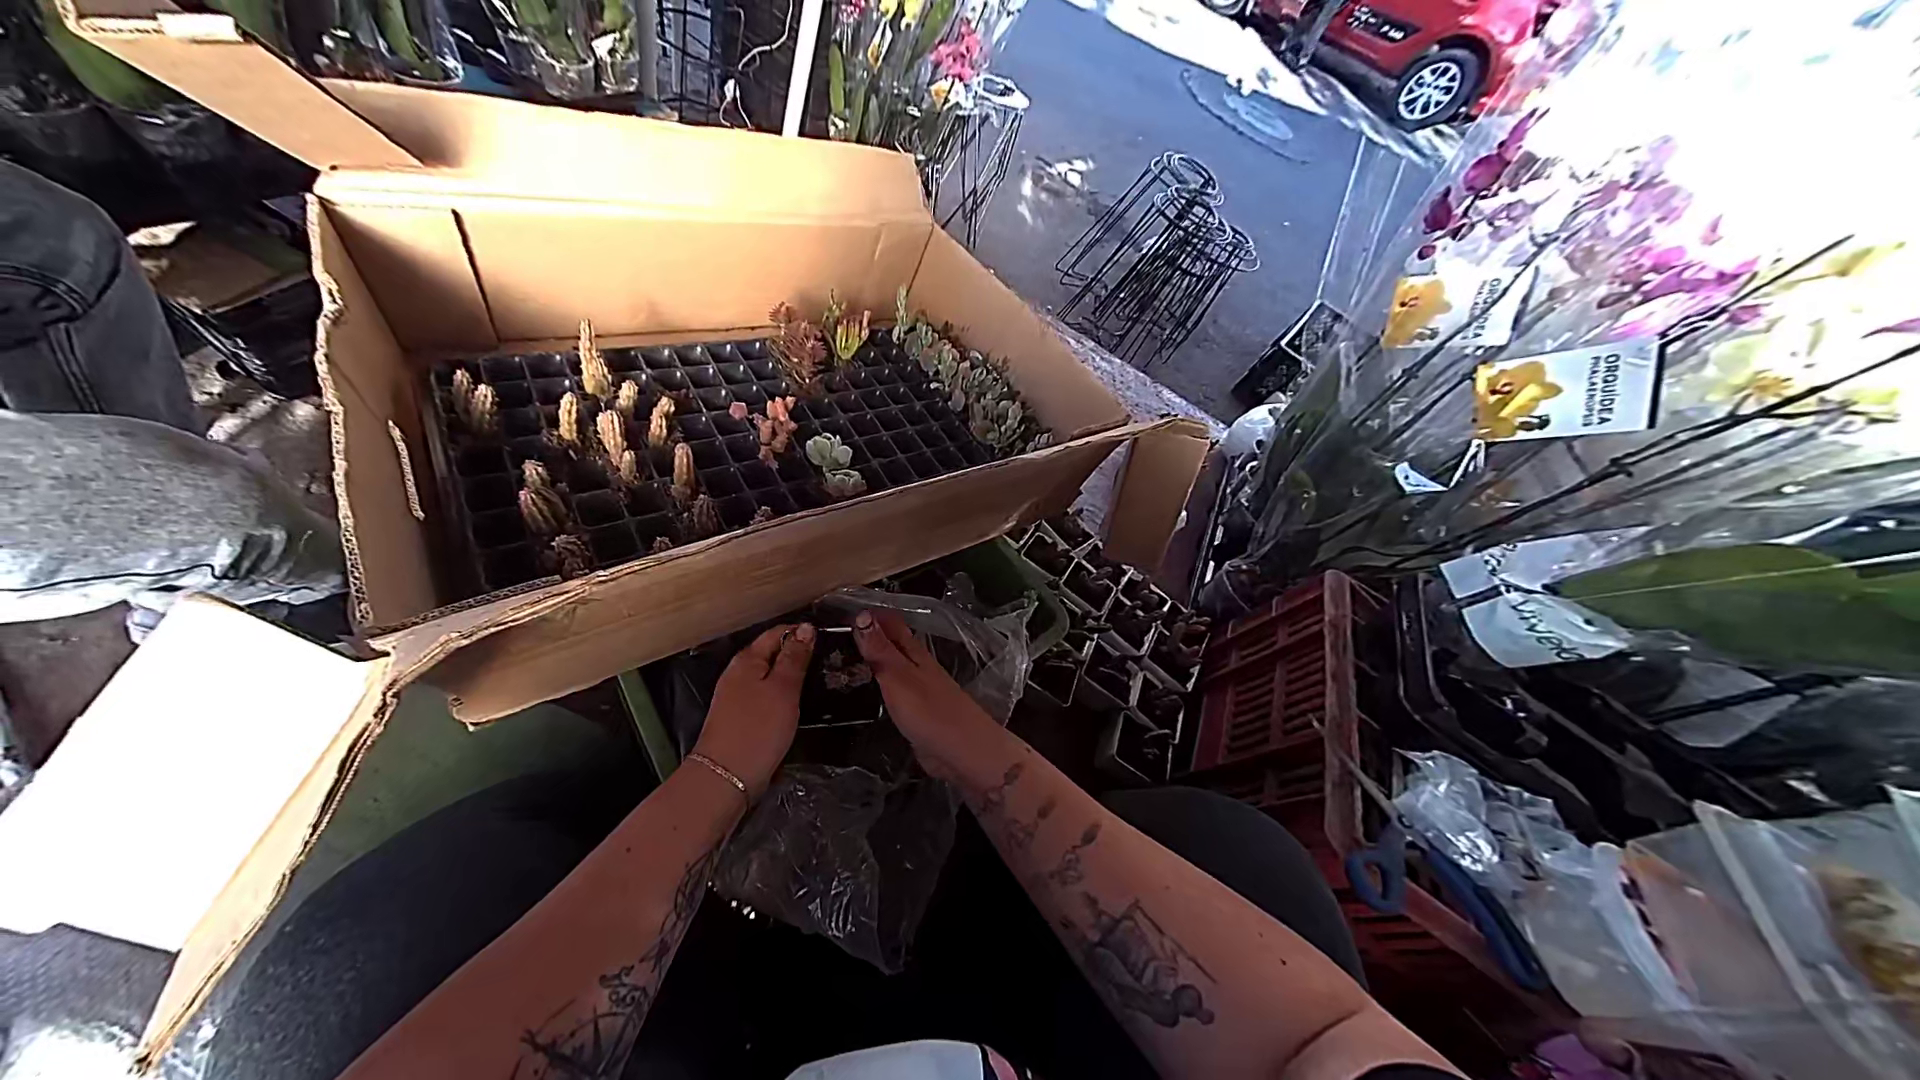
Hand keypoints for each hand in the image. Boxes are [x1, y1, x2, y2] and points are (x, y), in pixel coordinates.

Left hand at [694, 623, 813, 796]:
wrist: (726, 778)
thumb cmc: (758, 729)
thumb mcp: (784, 688)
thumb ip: (795, 657)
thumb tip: (805, 628)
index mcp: (747, 659)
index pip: (778, 632)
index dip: (802, 633)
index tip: (829, 640)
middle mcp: (738, 672)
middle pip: (773, 653)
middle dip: (799, 655)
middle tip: (829, 662)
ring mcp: (737, 696)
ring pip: (770, 676)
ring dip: (792, 677)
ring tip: (819, 681)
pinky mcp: (741, 717)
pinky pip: (767, 696)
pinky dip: (783, 696)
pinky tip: (798, 704)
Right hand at [853, 609, 996, 778]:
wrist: (961, 751)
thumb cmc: (930, 711)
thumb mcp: (898, 675)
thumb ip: (880, 649)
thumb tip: (861, 615)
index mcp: (914, 652)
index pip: (891, 624)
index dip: (870, 615)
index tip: (841, 610)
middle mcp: (918, 666)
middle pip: (893, 643)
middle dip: (871, 634)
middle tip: (838, 633)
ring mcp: (920, 689)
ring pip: (893, 666)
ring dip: (874, 659)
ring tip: (845, 658)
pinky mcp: (918, 712)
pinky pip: (895, 690)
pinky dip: (881, 684)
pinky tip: (869, 691)